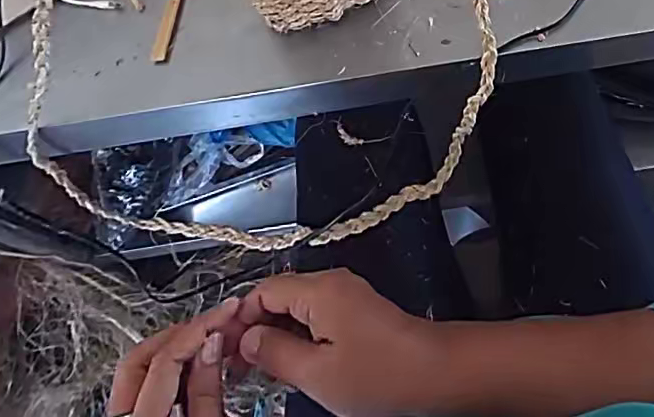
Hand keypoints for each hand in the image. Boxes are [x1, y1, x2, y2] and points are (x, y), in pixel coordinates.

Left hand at [108, 297, 241, 416]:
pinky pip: (139, 385)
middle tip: (214, 322)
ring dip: (173, 347)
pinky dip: (166, 369)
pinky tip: (191, 369)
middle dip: (181, 332)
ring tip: (207, 343)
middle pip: (140, 356)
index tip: (227, 309)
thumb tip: (212, 342)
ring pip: (137, 367)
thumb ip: (207, 393)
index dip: (200, 326)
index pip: (166, 358)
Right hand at [228, 269, 448, 416]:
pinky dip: (297, 333)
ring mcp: (344, 293)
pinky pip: (315, 313)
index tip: (223, 347)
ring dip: (275, 332)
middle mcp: (331, 282)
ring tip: (257, 367)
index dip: (239, 317)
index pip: (263, 290)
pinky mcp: (354, 307)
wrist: (430, 371)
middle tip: (236, 365)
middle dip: (254, 327)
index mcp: (319, 289)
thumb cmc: (378, 373)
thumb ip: (276, 353)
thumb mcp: (317, 373)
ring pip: (296, 305)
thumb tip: (247, 340)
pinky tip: (289, 360)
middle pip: (279, 295)